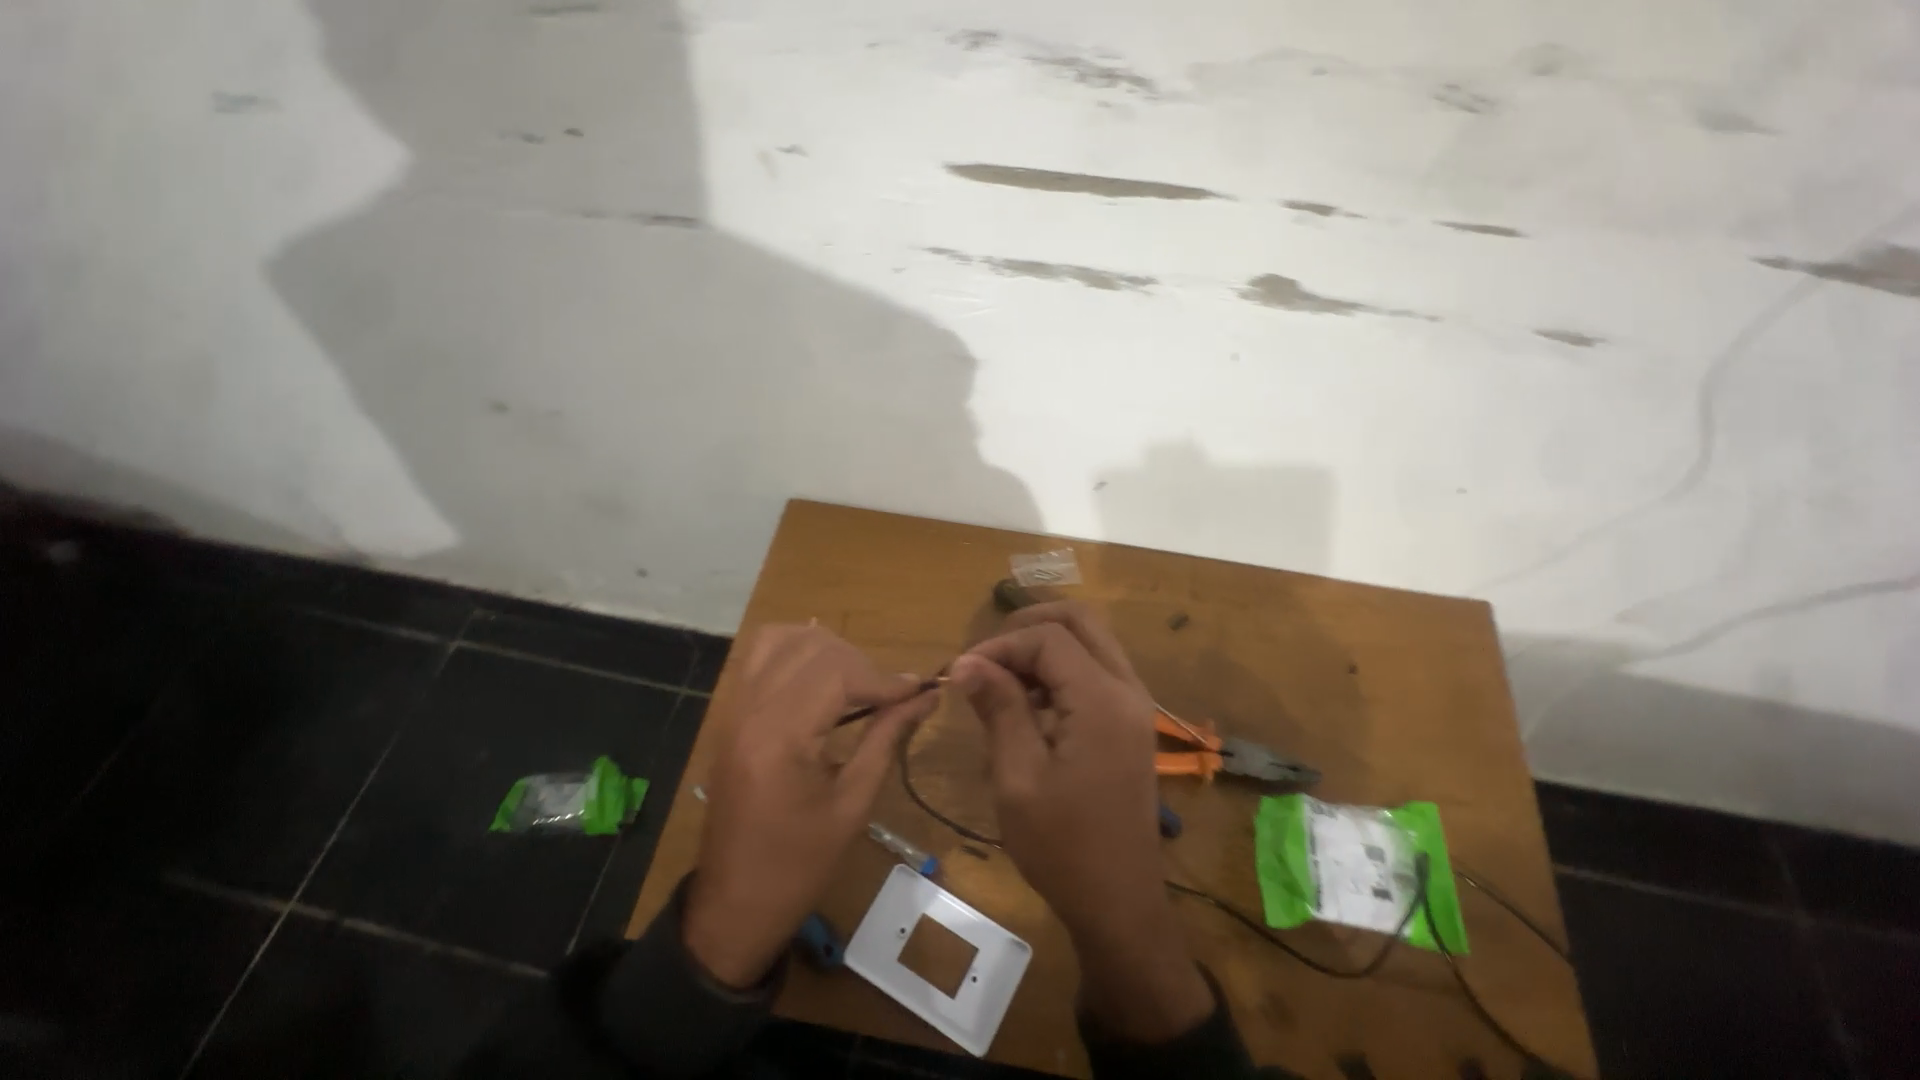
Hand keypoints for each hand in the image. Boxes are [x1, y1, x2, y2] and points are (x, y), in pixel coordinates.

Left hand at [684, 625, 938, 988]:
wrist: (734, 902)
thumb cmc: (799, 864)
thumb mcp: (854, 803)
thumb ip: (887, 738)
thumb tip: (926, 695)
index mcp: (780, 738)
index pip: (838, 674)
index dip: (884, 678)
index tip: (920, 690)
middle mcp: (750, 710)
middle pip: (813, 649)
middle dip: (860, 663)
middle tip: (890, 696)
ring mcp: (733, 709)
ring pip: (782, 639)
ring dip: (826, 650)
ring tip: (856, 682)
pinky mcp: (729, 714)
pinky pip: (759, 656)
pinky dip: (794, 651)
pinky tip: (821, 675)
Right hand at [950, 602, 1211, 1040]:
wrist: (1118, 900)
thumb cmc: (1061, 845)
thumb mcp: (1017, 776)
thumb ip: (999, 708)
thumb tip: (967, 660)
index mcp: (1101, 700)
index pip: (1049, 638)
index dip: (1000, 644)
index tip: (962, 674)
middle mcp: (1127, 690)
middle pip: (1081, 621)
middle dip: (1027, 627)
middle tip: (985, 658)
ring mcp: (1135, 706)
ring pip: (1092, 641)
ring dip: (1045, 647)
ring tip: (1001, 683)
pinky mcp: (1131, 724)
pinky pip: (1097, 671)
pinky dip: (1062, 670)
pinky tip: (1029, 704)